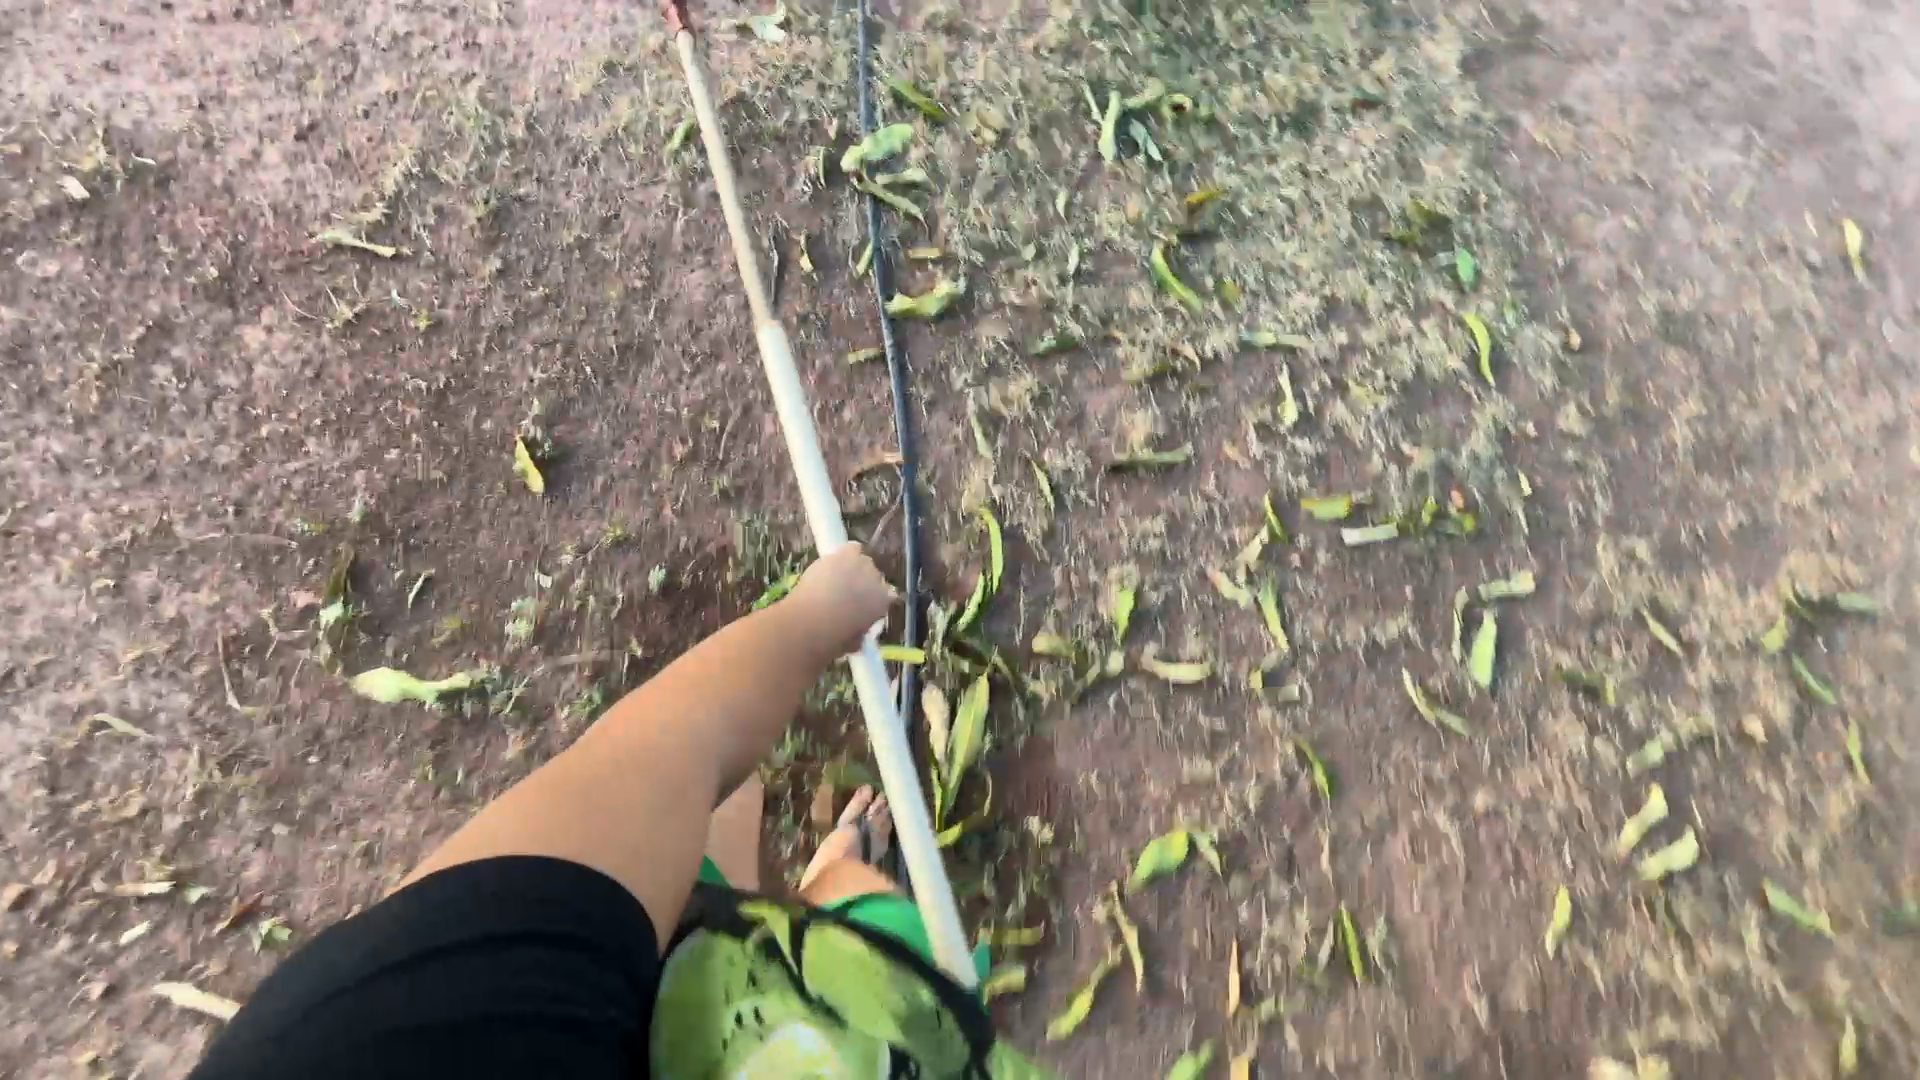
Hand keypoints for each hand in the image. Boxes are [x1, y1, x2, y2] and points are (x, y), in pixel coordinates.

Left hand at [785, 544, 895, 658]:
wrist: (819, 617)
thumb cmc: (836, 637)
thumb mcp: (853, 641)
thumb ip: (859, 632)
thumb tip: (856, 637)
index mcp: (884, 603)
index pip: (887, 597)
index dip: (873, 602)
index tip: (861, 609)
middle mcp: (879, 582)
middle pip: (874, 577)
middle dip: (863, 584)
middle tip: (846, 593)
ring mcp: (865, 566)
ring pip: (863, 562)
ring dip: (852, 568)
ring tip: (835, 579)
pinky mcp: (848, 554)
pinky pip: (853, 548)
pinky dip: (846, 553)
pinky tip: (833, 562)